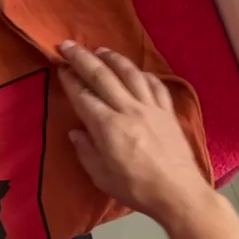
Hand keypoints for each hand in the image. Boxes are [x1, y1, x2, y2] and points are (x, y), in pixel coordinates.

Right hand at [59, 41, 213, 225]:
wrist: (178, 193)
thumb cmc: (136, 189)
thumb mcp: (101, 176)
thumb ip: (86, 151)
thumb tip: (76, 132)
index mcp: (108, 126)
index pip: (83, 96)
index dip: (70, 80)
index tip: (60, 67)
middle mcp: (129, 109)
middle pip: (103, 76)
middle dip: (83, 58)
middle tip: (69, 45)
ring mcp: (151, 108)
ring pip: (130, 73)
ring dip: (113, 58)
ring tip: (100, 50)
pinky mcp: (168, 112)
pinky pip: (155, 85)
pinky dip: (143, 74)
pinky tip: (136, 71)